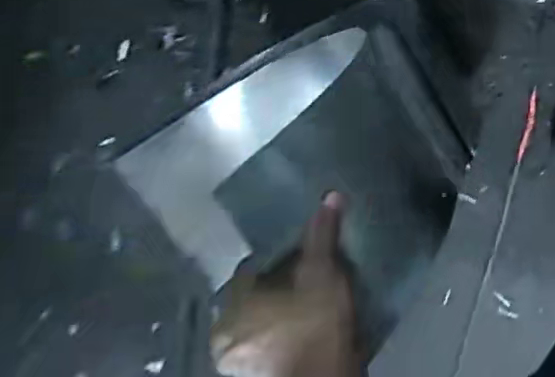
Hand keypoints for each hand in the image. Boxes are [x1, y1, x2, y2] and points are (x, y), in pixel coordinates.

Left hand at [211, 193, 359, 376]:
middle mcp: (224, 338)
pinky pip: (271, 348)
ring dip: (282, 314)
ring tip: (312, 301)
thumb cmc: (312, 327)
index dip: (279, 255)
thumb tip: (330, 194)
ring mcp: (238, 369)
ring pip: (262, 325)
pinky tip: (309, 330)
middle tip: (310, 274)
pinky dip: (286, 338)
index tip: (304, 251)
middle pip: (256, 297)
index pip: (252, 267)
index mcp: (231, 307)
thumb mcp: (323, 272)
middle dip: (280, 286)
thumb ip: (322, 235)